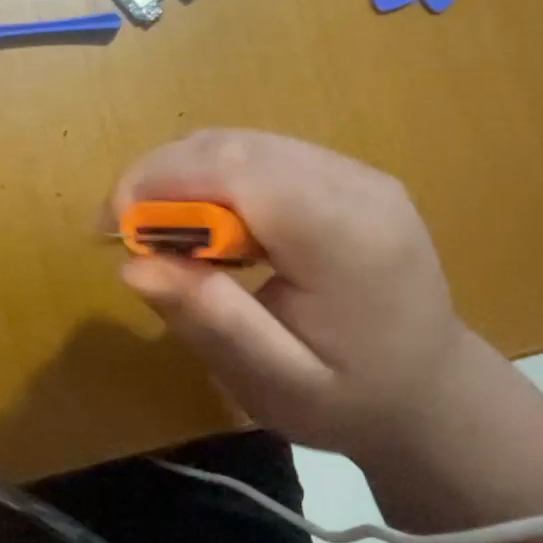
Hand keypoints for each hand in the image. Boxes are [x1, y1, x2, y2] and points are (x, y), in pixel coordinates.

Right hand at [110, 130, 471, 455]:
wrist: (431, 393)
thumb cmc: (349, 400)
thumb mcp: (274, 384)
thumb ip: (211, 321)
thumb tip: (133, 265)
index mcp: (345, 238)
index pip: (236, 170)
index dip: (160, 184)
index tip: (111, 230)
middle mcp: (355, 186)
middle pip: (233, 146)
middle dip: (159, 178)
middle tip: (122, 235)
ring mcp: (355, 173)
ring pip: (240, 142)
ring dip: (180, 176)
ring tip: (158, 236)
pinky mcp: (344, 175)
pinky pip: (259, 154)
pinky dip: (210, 179)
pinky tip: (203, 228)